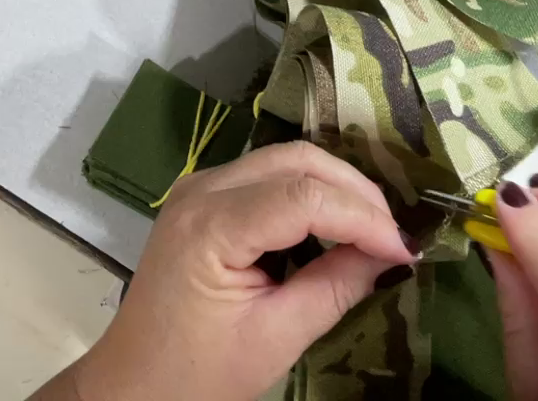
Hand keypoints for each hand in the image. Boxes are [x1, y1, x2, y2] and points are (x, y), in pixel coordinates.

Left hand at [37, 141, 414, 400]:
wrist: (132, 384)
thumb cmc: (198, 374)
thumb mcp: (274, 339)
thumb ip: (334, 287)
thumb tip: (391, 251)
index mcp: (211, 225)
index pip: (302, 197)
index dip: (361, 216)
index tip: (405, 250)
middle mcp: (203, 186)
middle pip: (295, 160)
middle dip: (352, 190)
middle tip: (393, 235)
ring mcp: (200, 183)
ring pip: (284, 157)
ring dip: (334, 185)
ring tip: (372, 227)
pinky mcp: (205, 192)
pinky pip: (267, 172)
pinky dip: (308, 189)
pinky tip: (334, 219)